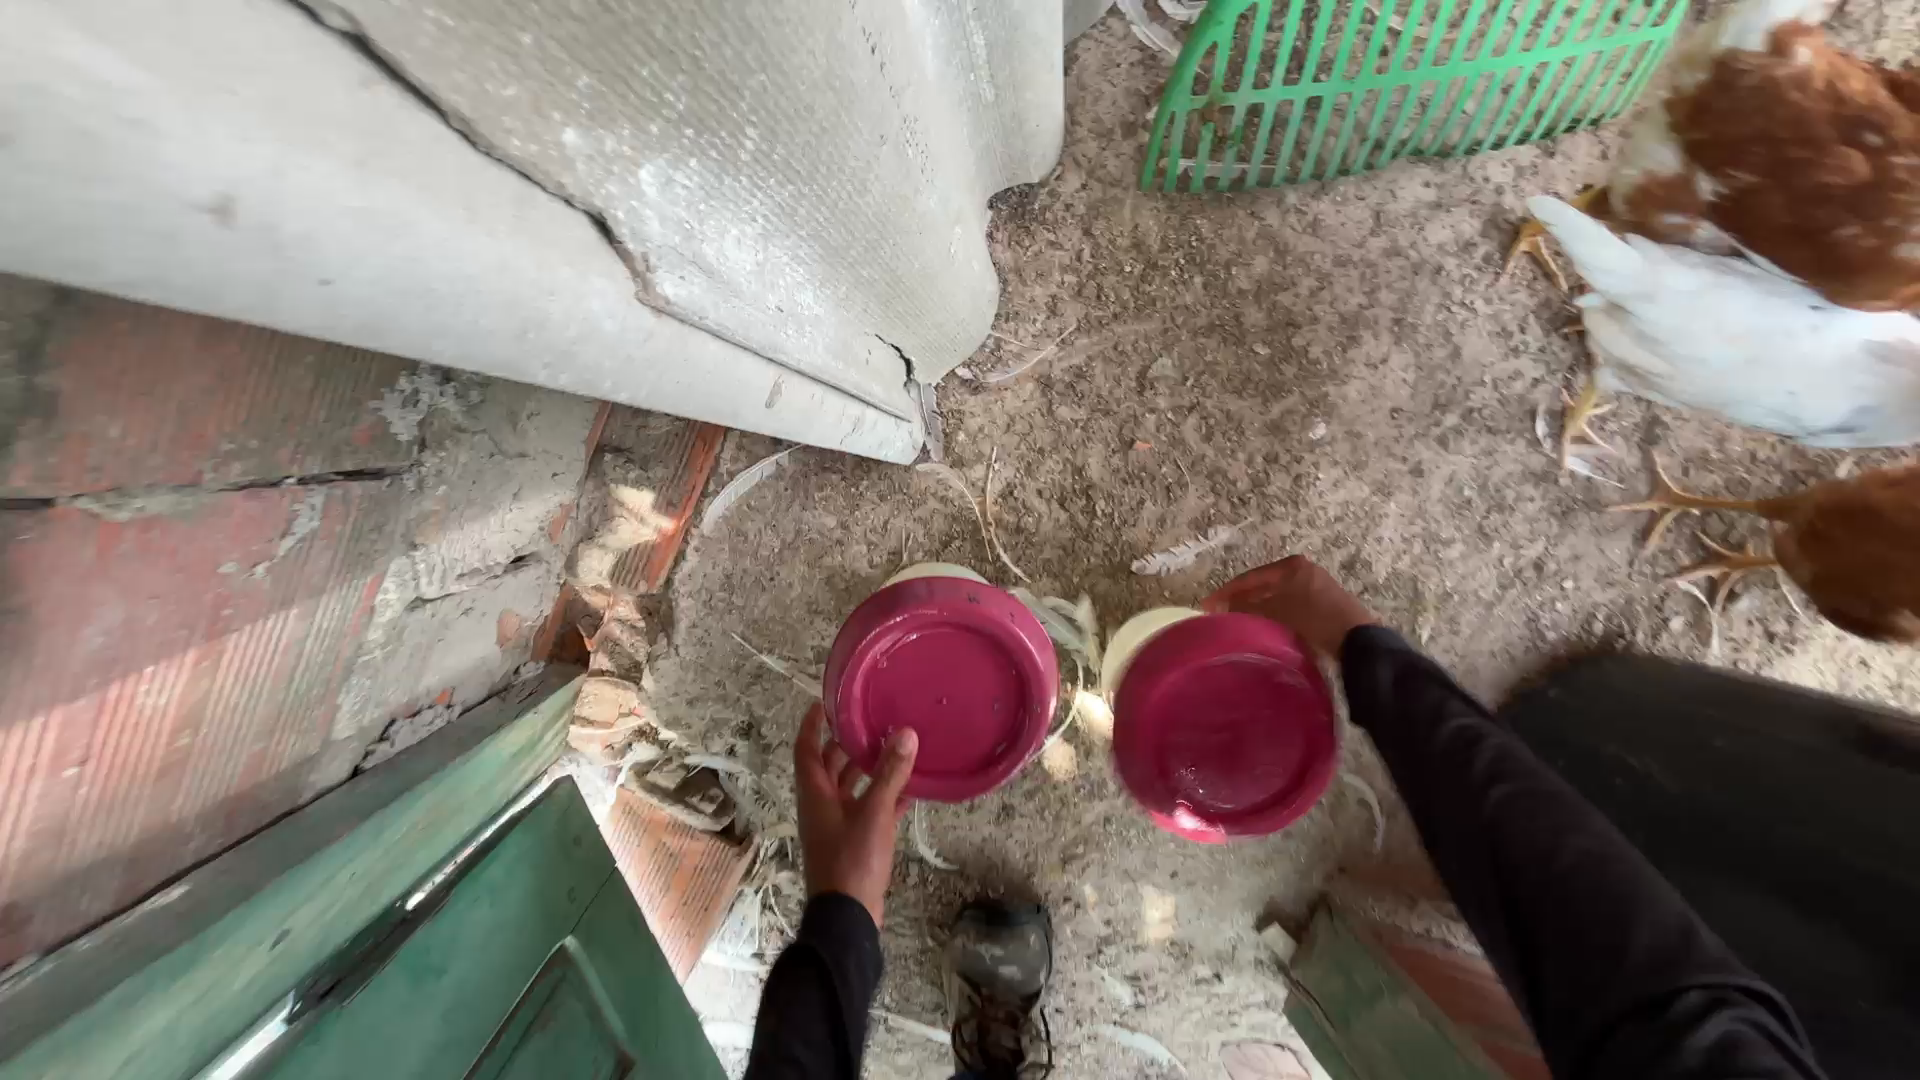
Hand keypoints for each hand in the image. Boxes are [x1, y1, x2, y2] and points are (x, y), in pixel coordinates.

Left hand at [793, 704, 918, 927]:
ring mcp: (837, 825)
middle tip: (870, 719)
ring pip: (851, 787)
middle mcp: (822, 805)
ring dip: (869, 769)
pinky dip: (885, 796)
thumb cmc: (852, 860)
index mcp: (815, 794)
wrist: (848, 918)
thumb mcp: (874, 812)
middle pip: (830, 766)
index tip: (824, 701)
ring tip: (894, 747)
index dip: (812, 724)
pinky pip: (869, 809)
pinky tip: (911, 789)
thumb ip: (889, 773)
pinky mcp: (855, 842)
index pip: (806, 749)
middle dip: (847, 743)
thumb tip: (906, 733)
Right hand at [1203, 555, 1377, 657]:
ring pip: (1275, 599)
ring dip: (1256, 610)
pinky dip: (1272, 617)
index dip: (1226, 591)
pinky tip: (1263, 629)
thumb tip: (1218, 607)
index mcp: (1292, 565)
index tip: (1207, 605)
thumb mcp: (1275, 610)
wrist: (1357, 641)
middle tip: (1220, 616)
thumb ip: (1245, 606)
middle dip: (1241, 601)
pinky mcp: (1322, 607)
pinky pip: (1287, 609)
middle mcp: (1303, 572)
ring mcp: (1315, 589)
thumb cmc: (1314, 617)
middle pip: (1262, 587)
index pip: (1250, 577)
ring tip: (1237, 624)